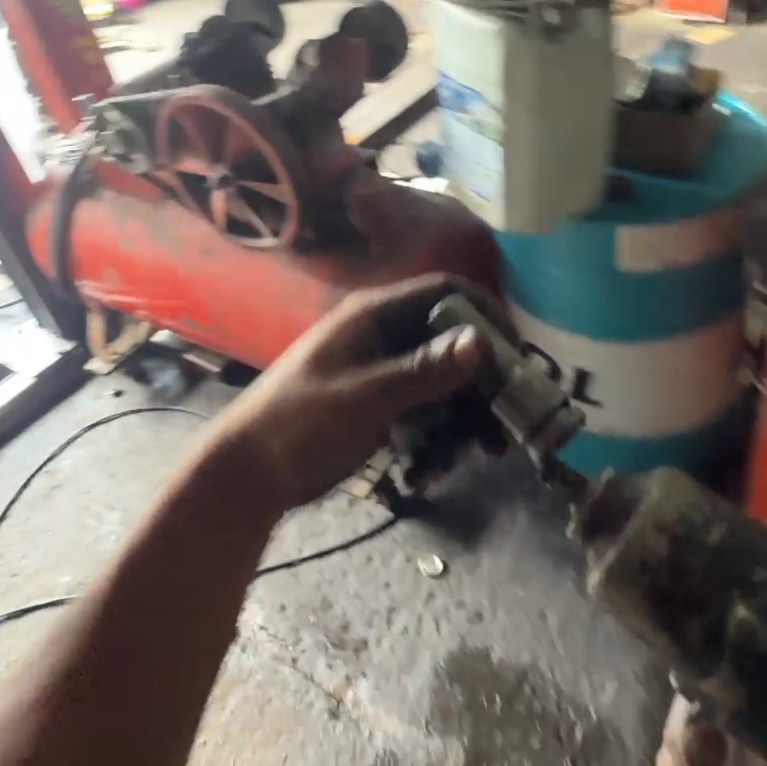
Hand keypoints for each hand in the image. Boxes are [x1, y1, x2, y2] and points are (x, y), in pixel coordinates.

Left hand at [211, 274, 497, 507]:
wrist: (249, 474)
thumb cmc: (299, 423)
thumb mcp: (366, 397)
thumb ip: (425, 370)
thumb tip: (483, 340)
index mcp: (373, 315)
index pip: (443, 293)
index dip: (484, 313)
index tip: (517, 349)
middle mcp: (382, 335)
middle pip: (449, 340)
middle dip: (483, 376)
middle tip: (509, 413)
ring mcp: (381, 371)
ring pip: (442, 379)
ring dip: (467, 410)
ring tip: (488, 448)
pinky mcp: (379, 405)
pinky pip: (424, 408)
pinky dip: (440, 430)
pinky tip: (443, 461)